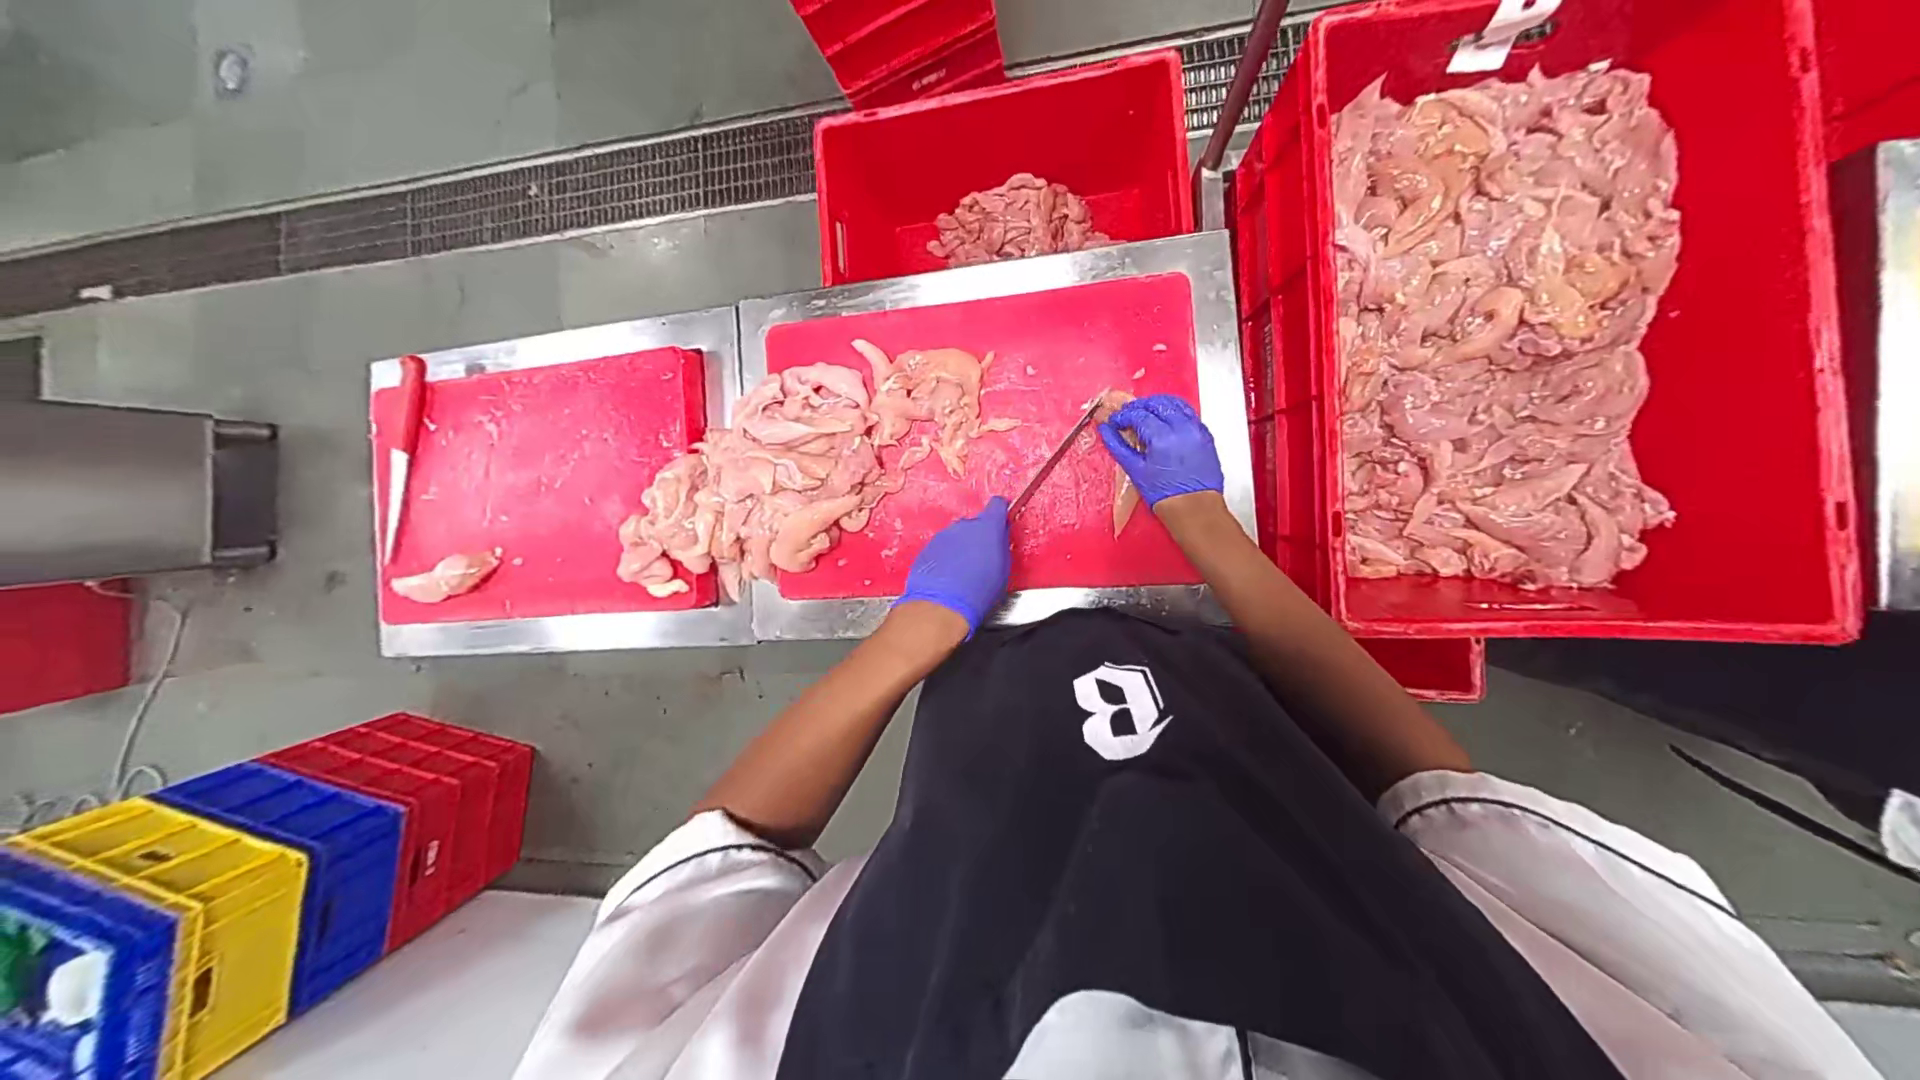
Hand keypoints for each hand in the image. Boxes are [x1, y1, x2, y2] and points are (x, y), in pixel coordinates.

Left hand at [896, 496, 1010, 632]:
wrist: (942, 605)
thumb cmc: (978, 591)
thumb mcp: (1003, 569)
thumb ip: (1001, 545)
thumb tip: (1000, 537)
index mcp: (987, 527)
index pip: (997, 506)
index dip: (1000, 511)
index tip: (1002, 518)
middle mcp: (963, 526)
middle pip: (974, 524)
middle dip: (978, 537)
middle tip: (984, 559)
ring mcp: (943, 537)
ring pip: (956, 537)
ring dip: (961, 549)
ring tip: (965, 574)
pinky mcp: (927, 549)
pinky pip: (941, 550)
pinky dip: (945, 559)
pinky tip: (949, 579)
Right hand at [1099, 394, 1223, 506]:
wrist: (1194, 508)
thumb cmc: (1166, 496)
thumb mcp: (1135, 470)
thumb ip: (1118, 446)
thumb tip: (1106, 430)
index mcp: (1163, 437)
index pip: (1139, 414)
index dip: (1123, 415)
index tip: (1116, 421)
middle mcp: (1182, 429)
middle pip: (1157, 403)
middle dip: (1139, 406)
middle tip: (1127, 416)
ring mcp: (1196, 430)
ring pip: (1175, 403)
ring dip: (1157, 405)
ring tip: (1145, 415)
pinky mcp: (1205, 435)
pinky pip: (1188, 413)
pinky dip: (1174, 411)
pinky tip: (1165, 421)